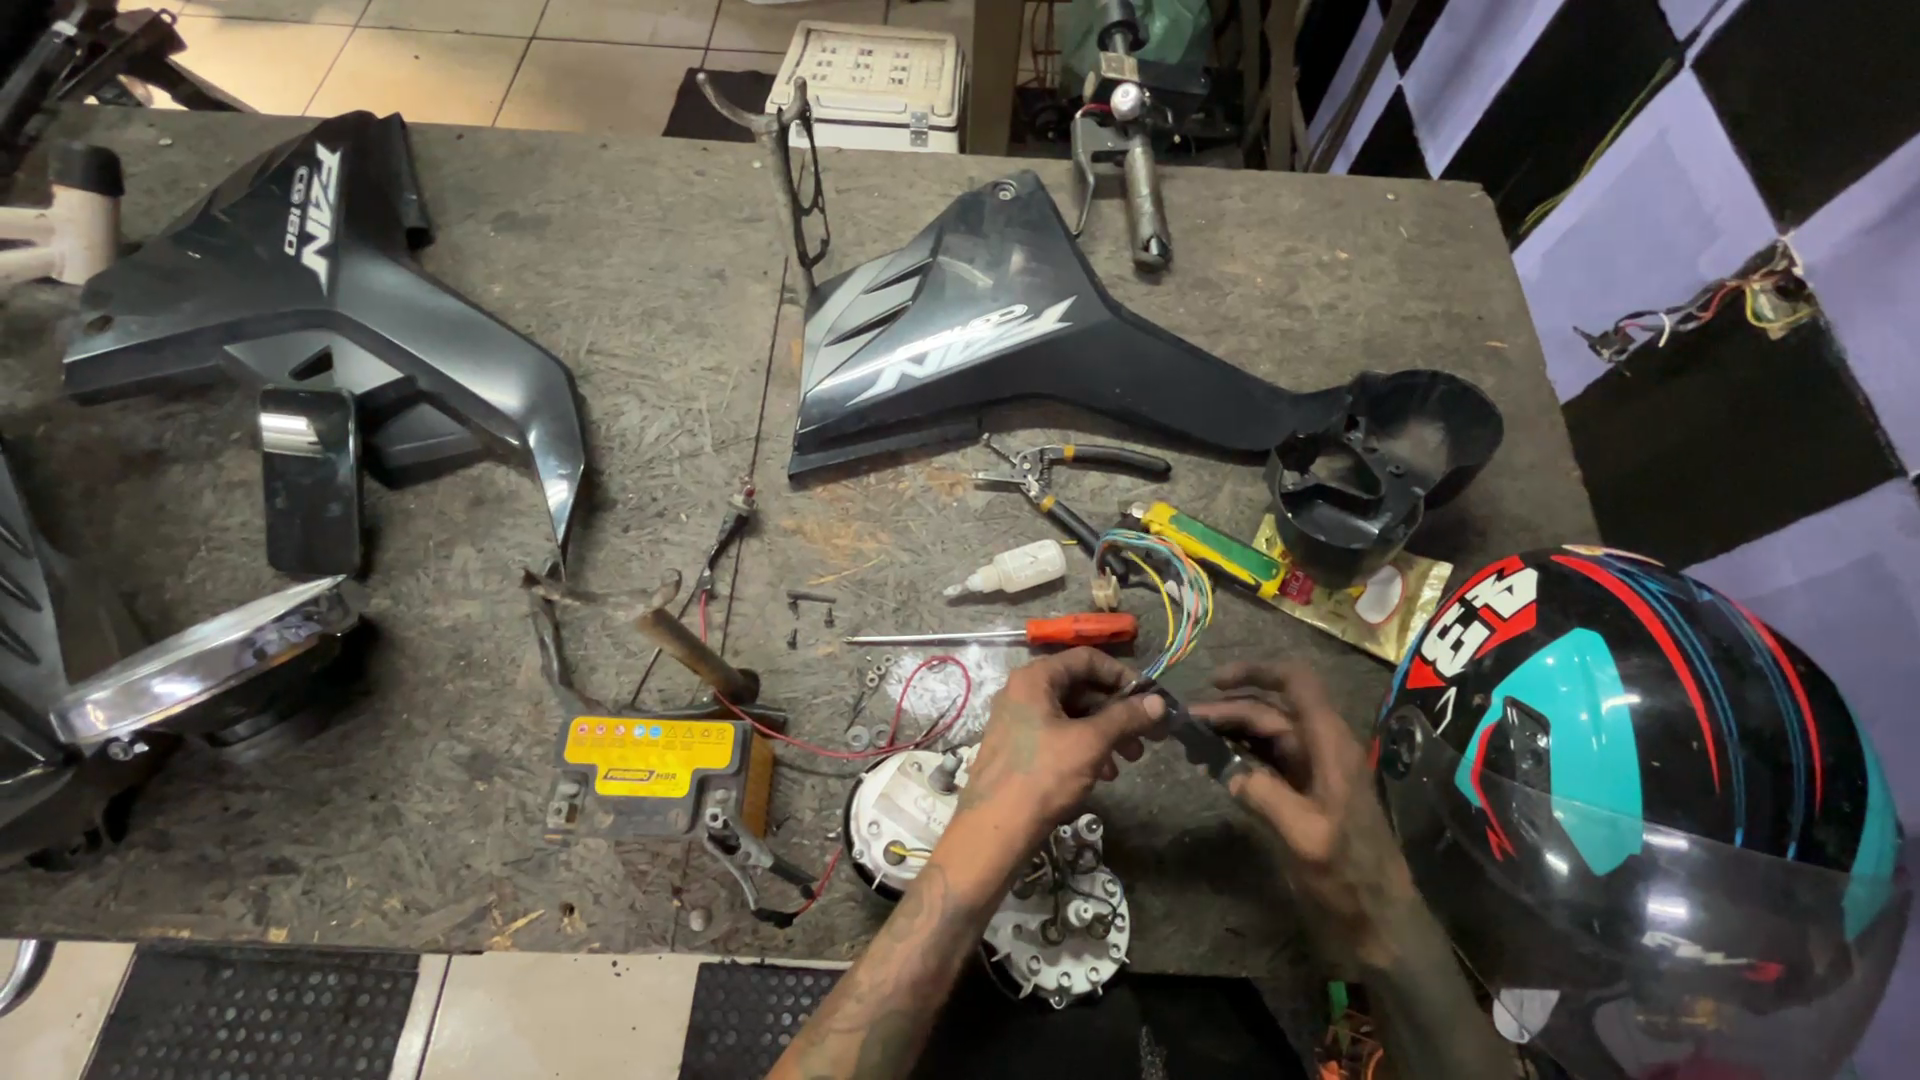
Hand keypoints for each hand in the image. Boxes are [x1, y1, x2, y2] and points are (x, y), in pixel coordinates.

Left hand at [958, 648, 1165, 844]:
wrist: (996, 828)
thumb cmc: (1043, 775)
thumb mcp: (1090, 742)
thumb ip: (1125, 717)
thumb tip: (1158, 702)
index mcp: (1035, 678)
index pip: (1087, 659)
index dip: (1122, 675)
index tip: (1148, 699)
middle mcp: (1024, 692)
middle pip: (1081, 688)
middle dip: (1118, 711)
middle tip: (1149, 735)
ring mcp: (1019, 720)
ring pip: (1073, 715)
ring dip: (1106, 732)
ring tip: (1131, 758)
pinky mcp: (1020, 746)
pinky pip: (1060, 735)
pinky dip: (1086, 747)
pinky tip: (1105, 773)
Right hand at [1190, 661, 1416, 970]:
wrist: (1381, 921)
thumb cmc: (1349, 876)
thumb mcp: (1304, 837)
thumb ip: (1263, 795)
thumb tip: (1226, 770)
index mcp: (1330, 745)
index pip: (1297, 684)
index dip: (1257, 671)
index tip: (1214, 682)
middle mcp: (1322, 748)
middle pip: (1271, 710)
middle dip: (1227, 710)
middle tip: (1183, 725)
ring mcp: (1313, 770)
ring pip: (1266, 733)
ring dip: (1229, 731)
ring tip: (1191, 741)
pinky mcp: (1304, 792)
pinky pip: (1267, 759)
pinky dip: (1238, 755)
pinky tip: (1212, 763)